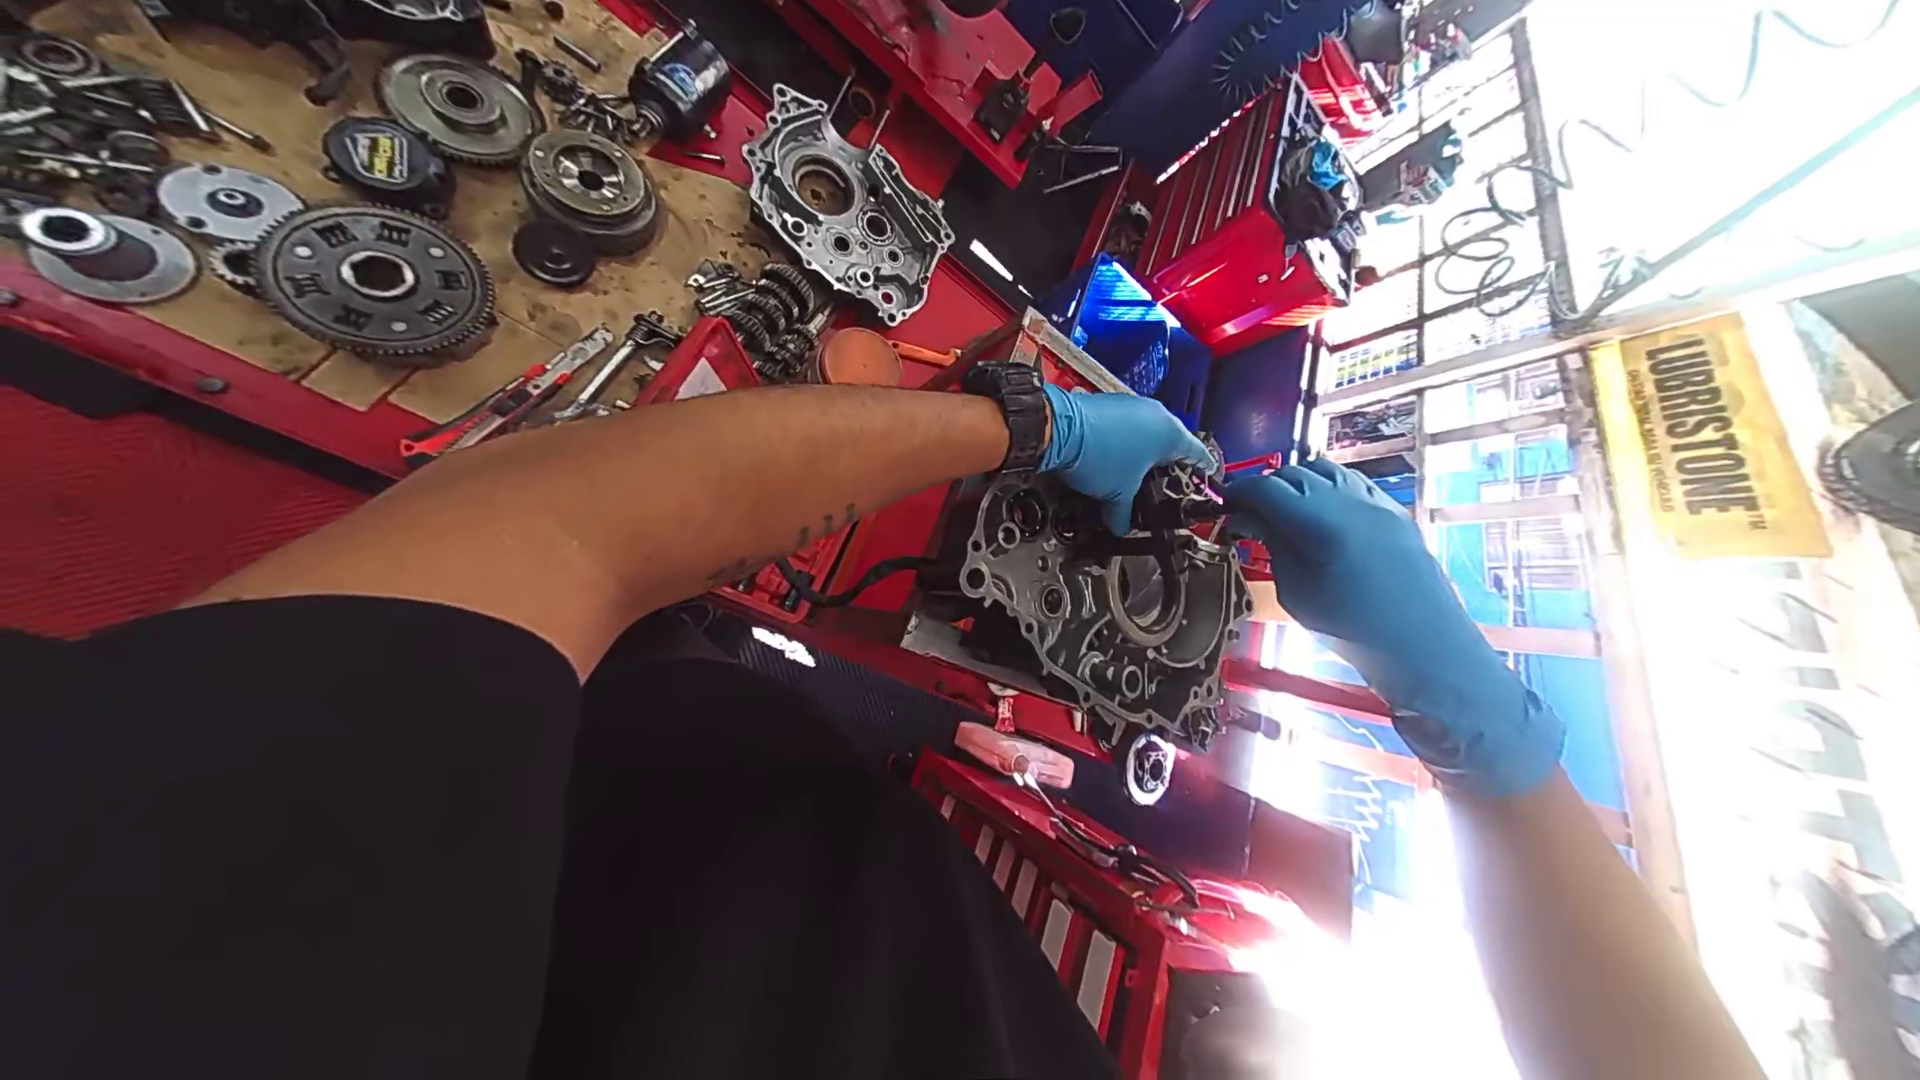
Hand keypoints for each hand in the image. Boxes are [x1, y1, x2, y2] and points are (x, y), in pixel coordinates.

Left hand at [1038, 385, 1215, 534]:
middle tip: (1165, 484)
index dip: (1204, 469)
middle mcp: (1156, 414)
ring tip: (1135, 474)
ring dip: (1142, 453)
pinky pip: (1124, 426)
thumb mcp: (1117, 494)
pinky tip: (1113, 458)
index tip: (1209, 476)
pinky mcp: (1108, 403)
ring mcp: (1131, 405)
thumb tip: (1120, 526)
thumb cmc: (1100, 458)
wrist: (1059, 428)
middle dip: (1167, 465)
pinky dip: (1123, 443)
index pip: (1198, 454)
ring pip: (1146, 433)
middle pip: (1170, 443)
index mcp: (1170, 434)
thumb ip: (1124, 513)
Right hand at [1223, 459, 1563, 795]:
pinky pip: (1351, 483)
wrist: (1423, 647)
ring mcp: (1376, 502)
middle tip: (1248, 515)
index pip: (1266, 488)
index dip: (1238, 493)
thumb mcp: (1295, 590)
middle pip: (1293, 474)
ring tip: (1283, 512)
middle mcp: (1349, 501)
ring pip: (1324, 471)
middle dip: (1265, 489)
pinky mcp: (1394, 511)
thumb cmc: (1348, 628)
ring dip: (1296, 484)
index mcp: (1319, 522)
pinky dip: (1326, 489)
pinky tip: (1319, 515)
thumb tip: (1249, 518)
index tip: (1223, 507)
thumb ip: (1273, 544)